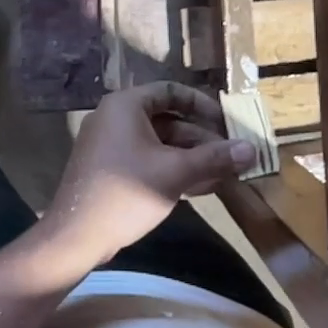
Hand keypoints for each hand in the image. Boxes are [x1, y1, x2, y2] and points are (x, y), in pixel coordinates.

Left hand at [38, 82, 256, 267]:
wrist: (76, 237)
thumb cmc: (126, 193)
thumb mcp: (176, 172)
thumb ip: (214, 158)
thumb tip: (251, 149)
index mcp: (126, 106)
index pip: (171, 91)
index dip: (202, 105)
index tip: (226, 123)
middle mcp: (116, 118)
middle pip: (169, 120)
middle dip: (202, 139)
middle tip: (232, 155)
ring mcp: (111, 145)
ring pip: (161, 144)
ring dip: (192, 157)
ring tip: (225, 174)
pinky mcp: (111, 170)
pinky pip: (148, 160)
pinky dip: (173, 169)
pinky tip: (203, 187)